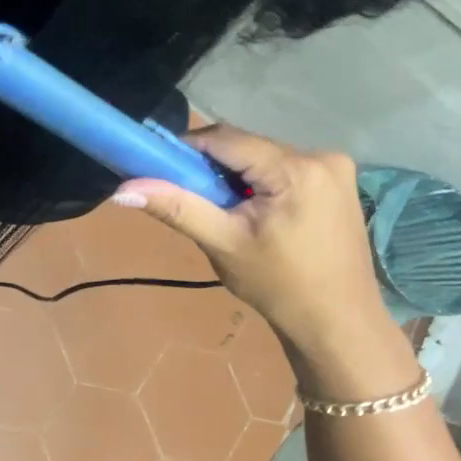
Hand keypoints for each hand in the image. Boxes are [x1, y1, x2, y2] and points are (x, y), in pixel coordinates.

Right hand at [114, 125, 391, 354]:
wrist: (338, 321)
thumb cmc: (279, 285)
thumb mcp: (222, 243)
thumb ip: (175, 208)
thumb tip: (122, 189)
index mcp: (296, 169)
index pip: (224, 138)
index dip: (185, 149)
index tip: (158, 172)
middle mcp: (321, 156)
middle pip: (244, 146)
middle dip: (210, 167)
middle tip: (189, 201)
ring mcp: (334, 168)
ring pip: (259, 156)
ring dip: (232, 176)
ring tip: (222, 213)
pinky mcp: (336, 182)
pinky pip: (279, 168)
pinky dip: (254, 183)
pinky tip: (250, 214)